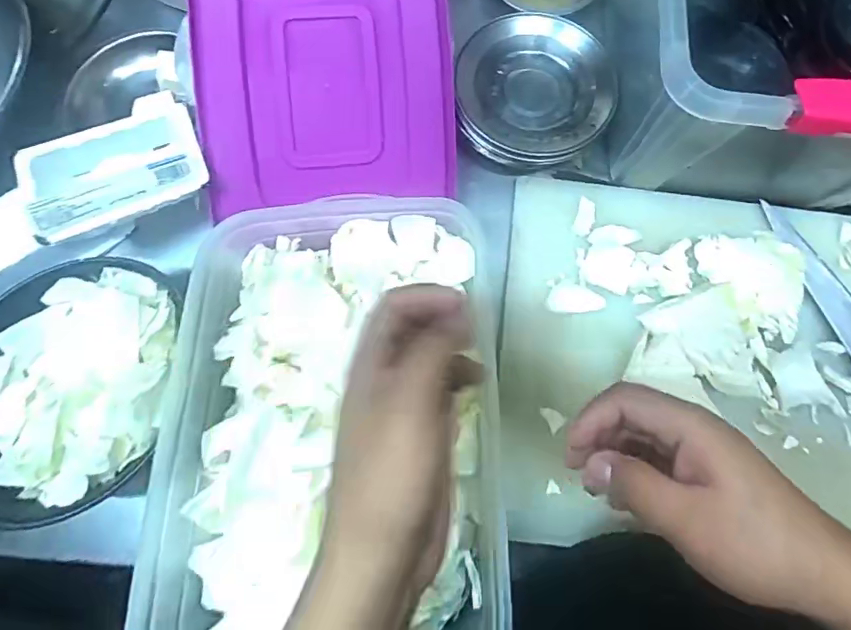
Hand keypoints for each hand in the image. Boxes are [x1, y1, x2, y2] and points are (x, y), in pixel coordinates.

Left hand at [290, 285, 480, 629]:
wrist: (382, 554)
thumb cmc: (392, 472)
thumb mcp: (411, 400)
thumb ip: (432, 348)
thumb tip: (459, 309)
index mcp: (369, 364)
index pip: (393, 307)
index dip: (427, 296)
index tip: (467, 304)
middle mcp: (382, 378)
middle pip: (410, 328)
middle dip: (442, 316)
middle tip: (478, 324)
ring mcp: (401, 406)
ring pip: (426, 357)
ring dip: (453, 346)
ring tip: (481, 354)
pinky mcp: (420, 433)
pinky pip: (438, 390)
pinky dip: (457, 378)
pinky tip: (476, 387)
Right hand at [565, 382, 850, 629]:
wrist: (824, 572)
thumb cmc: (753, 541)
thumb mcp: (686, 519)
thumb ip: (634, 485)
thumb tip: (590, 461)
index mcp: (690, 424)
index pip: (625, 399)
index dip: (591, 419)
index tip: (569, 456)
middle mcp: (694, 426)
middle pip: (633, 411)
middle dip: (599, 434)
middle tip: (577, 472)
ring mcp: (704, 448)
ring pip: (646, 433)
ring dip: (615, 452)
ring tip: (597, 486)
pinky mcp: (710, 470)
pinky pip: (662, 456)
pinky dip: (636, 468)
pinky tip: (628, 496)